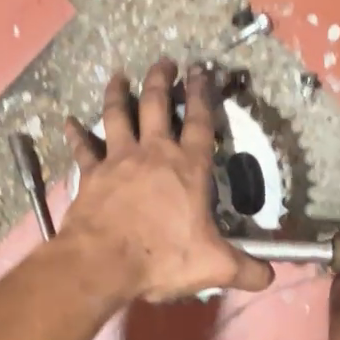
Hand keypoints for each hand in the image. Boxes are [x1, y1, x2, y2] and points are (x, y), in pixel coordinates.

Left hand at [59, 59, 274, 302]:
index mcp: (189, 169)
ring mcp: (119, 160)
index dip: (204, 95)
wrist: (103, 262)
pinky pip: (83, 149)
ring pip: (118, 115)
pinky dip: (76, 134)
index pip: (202, 123)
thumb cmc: (162, 258)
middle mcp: (154, 154)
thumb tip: (271, 278)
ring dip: (119, 93)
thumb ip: (245, 270)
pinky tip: (68, 122)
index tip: (202, 72)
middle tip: (165, 62)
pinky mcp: (91, 175)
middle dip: (162, 80)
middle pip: (158, 106)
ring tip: (120, 76)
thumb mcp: (214, 267)